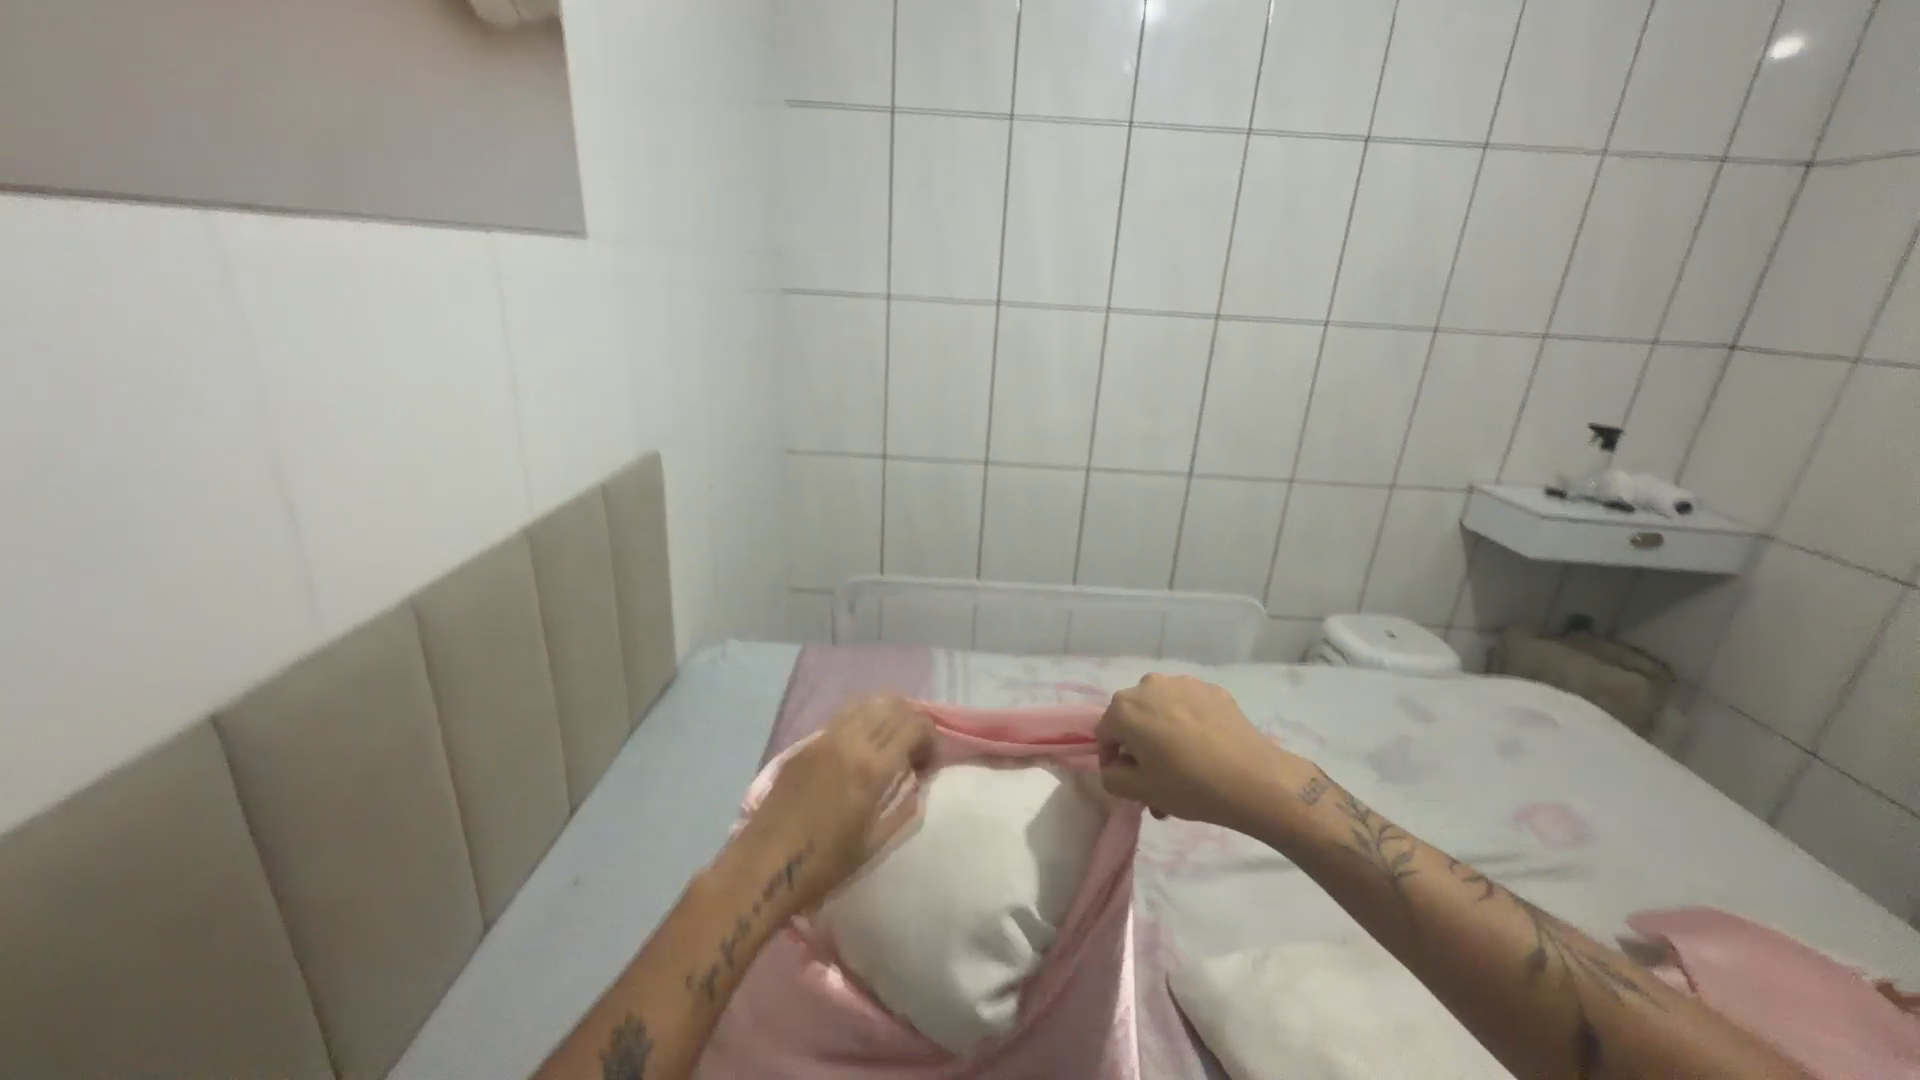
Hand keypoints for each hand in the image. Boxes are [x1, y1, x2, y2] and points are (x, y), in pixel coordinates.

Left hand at [740, 696, 935, 908]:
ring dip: (887, 715)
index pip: (915, 725)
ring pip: (867, 703)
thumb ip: (904, 806)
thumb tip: (917, 781)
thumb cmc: (825, 865)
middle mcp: (849, 742)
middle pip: (894, 704)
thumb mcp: (876, 842)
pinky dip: (862, 721)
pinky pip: (843, 717)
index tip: (928, 764)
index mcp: (872, 768)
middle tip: (913, 751)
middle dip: (912, 722)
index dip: (931, 738)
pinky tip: (860, 748)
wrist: (764, 866)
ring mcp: (823, 739)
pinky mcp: (805, 745)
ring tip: (889, 744)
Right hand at [1096, 674, 1315, 831]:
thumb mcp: (1140, 791)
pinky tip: (1205, 750)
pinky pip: (1189, 707)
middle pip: (1133, 718)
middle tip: (1155, 778)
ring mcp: (1185, 683)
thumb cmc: (1189, 785)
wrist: (1254, 780)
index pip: (1104, 733)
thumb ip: (1112, 777)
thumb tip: (1115, 767)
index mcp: (1125, 708)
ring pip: (1162, 710)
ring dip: (1162, 734)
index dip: (1112, 760)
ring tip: (1182, 766)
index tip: (1129, 782)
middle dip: (1138, 746)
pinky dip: (1188, 724)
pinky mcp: (1213, 689)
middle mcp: (1150, 685)